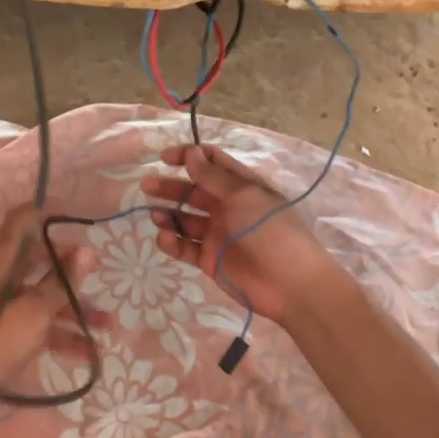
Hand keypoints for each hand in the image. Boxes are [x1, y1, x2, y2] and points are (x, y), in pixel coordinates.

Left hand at [0, 205, 97, 413]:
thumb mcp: (35, 312)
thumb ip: (61, 283)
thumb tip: (87, 250)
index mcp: (0, 262)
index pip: (21, 220)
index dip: (46, 212)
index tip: (76, 214)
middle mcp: (0, 277)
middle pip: (38, 260)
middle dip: (71, 268)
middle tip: (99, 273)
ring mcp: (1, 306)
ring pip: (43, 296)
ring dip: (74, 308)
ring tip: (108, 325)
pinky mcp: (4, 332)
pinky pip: (38, 323)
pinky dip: (61, 333)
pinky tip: (88, 352)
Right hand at [142, 144, 345, 323]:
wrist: (292, 285)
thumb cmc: (271, 231)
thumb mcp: (243, 196)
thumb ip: (212, 176)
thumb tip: (190, 152)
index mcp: (241, 186)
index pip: (211, 162)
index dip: (188, 156)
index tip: (165, 158)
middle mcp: (227, 207)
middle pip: (192, 190)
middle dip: (170, 186)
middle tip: (147, 184)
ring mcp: (218, 234)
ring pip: (184, 219)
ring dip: (167, 214)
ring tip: (155, 215)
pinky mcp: (209, 259)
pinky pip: (184, 246)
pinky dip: (172, 242)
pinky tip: (165, 238)